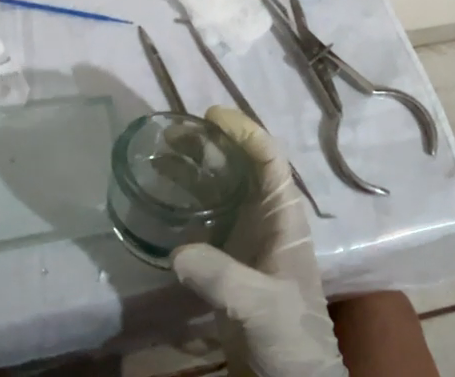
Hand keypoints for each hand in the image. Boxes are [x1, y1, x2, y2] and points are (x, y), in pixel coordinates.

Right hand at [172, 107, 345, 376]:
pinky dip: (185, 205)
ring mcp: (246, 242)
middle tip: (173, 133)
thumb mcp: (261, 304)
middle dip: (210, 144)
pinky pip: (205, 221)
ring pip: (220, 191)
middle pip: (240, 167)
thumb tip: (177, 251)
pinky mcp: (227, 265)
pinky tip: (160, 202)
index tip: (211, 115)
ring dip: (194, 170)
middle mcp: (265, 221)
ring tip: (160, 156)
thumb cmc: (293, 339)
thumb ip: (221, 276)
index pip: (269, 159)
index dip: (244, 131)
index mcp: (284, 219)